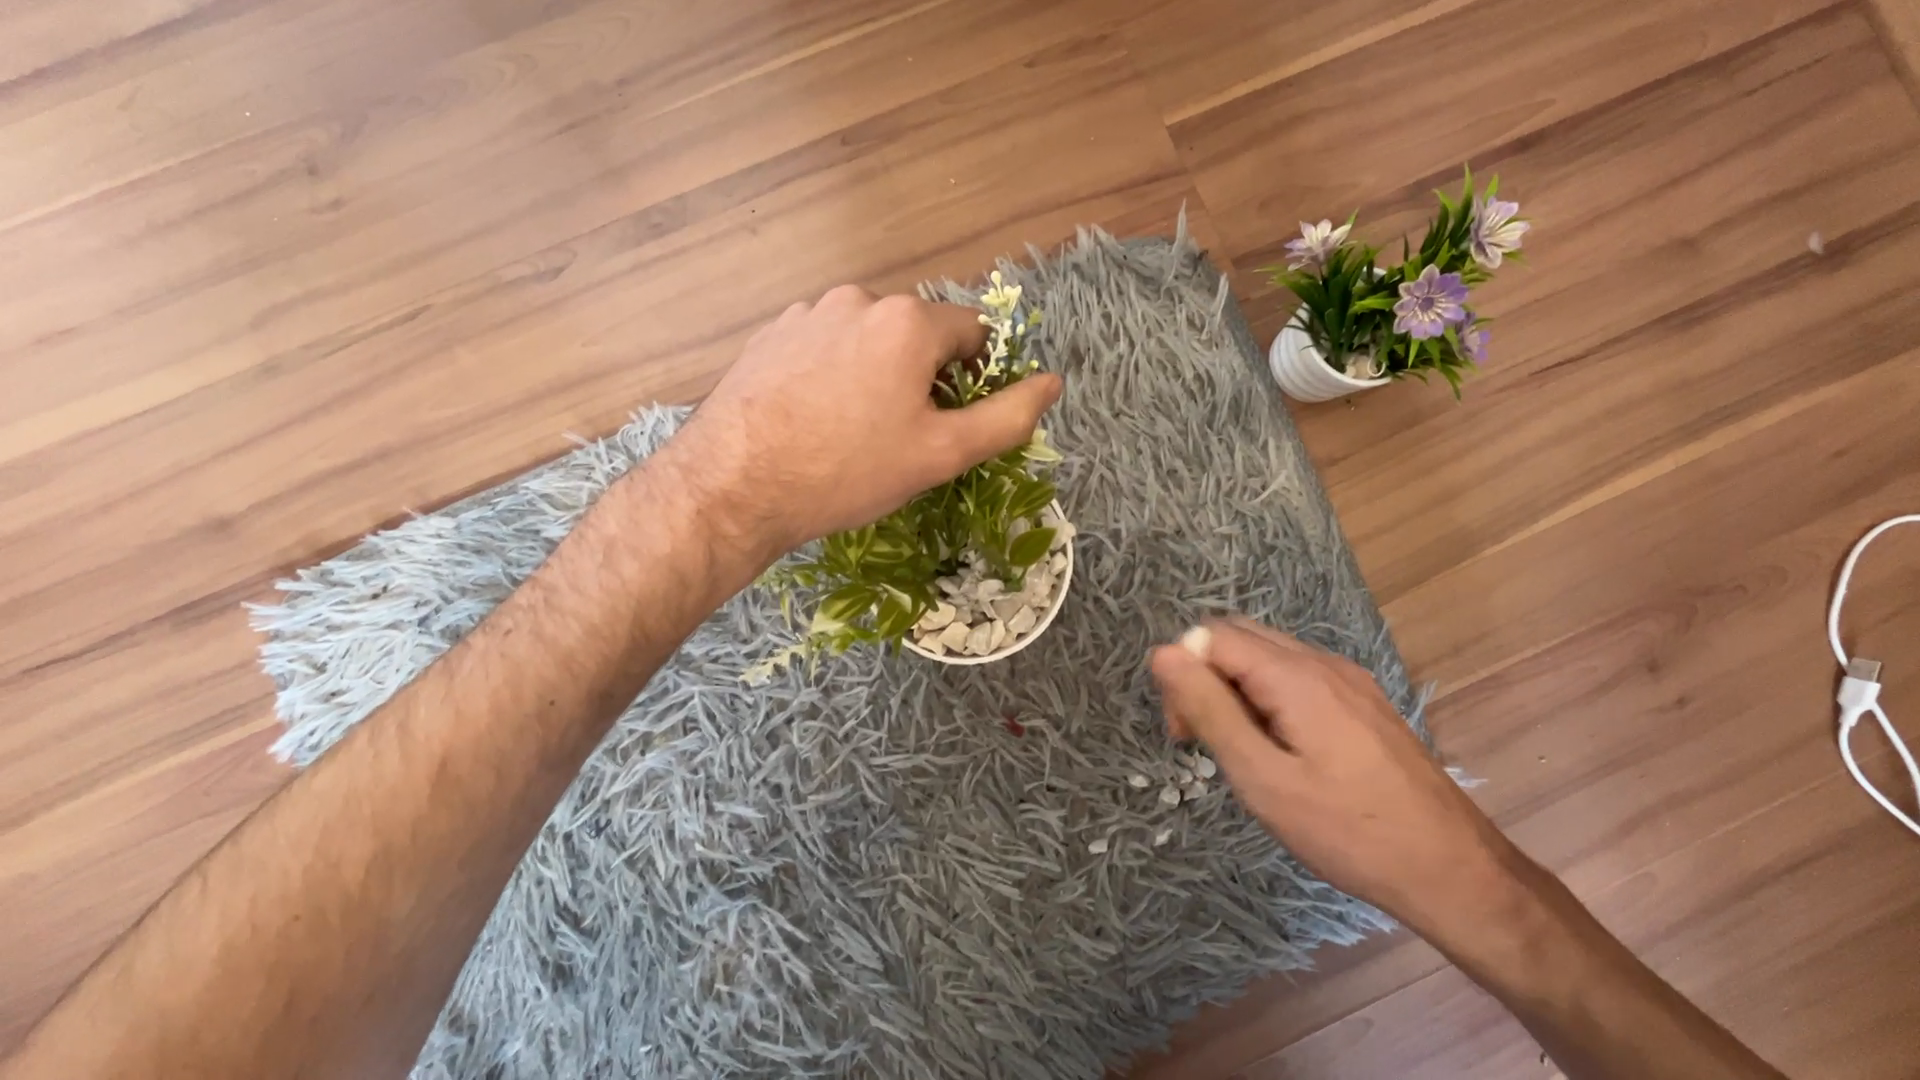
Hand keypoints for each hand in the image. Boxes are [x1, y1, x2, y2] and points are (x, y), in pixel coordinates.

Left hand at [659, 285, 1062, 557]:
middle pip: (918, 335)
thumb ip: (1007, 417)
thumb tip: (1052, 383)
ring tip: (851, 434)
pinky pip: (826, 348)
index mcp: (908, 321)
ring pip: (869, 342)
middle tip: (900, 439)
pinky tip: (814, 421)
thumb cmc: (846, 472)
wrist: (733, 487)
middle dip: (923, 379)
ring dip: (877, 377)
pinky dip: (835, 376)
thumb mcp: (941, 454)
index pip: (973, 333)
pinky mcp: (771, 335)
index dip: (974, 380)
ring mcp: (808, 313)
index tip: (950, 423)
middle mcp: (859, 300)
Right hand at [1149, 619, 1528, 940]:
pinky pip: (1298, 677)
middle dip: (1205, 675)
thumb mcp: (1262, 778)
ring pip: (1269, 656)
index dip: (1184, 674)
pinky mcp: (1363, 703)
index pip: (1212, 636)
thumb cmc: (1346, 831)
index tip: (1186, 734)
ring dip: (1236, 688)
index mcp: (1295, 676)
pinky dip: (1269, 698)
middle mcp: (1323, 663)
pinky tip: (1279, 750)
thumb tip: (1163, 652)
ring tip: (1241, 751)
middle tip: (1203, 740)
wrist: (1451, 869)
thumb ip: (1210, 709)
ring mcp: (1349, 680)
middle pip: (1240, 637)